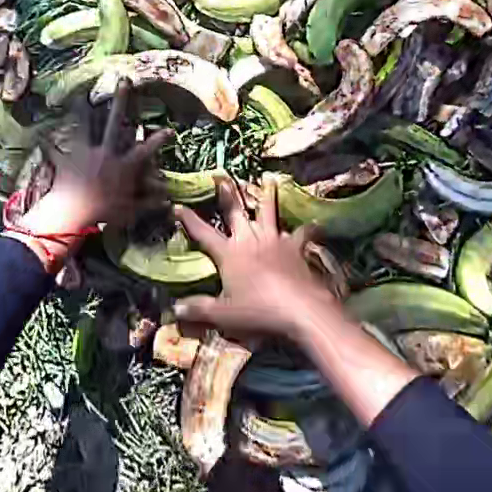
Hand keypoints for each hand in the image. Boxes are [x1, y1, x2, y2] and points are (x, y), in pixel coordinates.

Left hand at [7, 80, 169, 271]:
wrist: (75, 213)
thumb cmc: (104, 213)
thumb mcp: (131, 211)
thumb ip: (149, 203)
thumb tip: (168, 201)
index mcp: (124, 165)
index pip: (146, 149)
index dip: (159, 139)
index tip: (169, 129)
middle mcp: (107, 152)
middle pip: (116, 121)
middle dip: (122, 100)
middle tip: (124, 80)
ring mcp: (87, 152)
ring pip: (88, 125)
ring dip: (87, 108)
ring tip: (84, 91)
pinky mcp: (70, 157)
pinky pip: (62, 144)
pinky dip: (55, 135)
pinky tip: (47, 125)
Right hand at [172, 175, 340, 342]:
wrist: (301, 310)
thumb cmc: (259, 311)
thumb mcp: (224, 316)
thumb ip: (200, 309)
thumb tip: (176, 308)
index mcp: (229, 253)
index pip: (203, 233)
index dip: (189, 220)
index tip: (177, 206)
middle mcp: (249, 240)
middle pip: (236, 212)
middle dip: (227, 194)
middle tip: (222, 176)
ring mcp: (274, 240)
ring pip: (268, 211)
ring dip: (267, 194)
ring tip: (268, 177)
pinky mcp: (296, 248)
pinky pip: (302, 234)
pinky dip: (308, 228)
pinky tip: (316, 223)